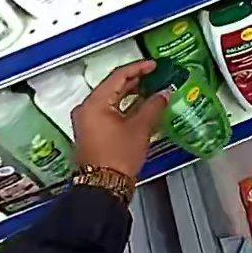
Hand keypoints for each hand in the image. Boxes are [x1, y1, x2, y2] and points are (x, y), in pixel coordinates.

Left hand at [71, 60, 168, 178]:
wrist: (104, 187)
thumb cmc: (118, 156)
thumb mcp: (140, 128)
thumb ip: (154, 105)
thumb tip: (164, 93)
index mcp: (94, 103)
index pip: (118, 76)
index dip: (138, 68)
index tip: (154, 65)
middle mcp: (87, 109)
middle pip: (113, 86)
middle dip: (136, 81)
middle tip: (155, 76)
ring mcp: (88, 121)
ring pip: (112, 99)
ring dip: (132, 94)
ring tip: (152, 90)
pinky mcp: (93, 131)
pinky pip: (110, 111)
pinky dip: (126, 107)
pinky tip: (142, 108)